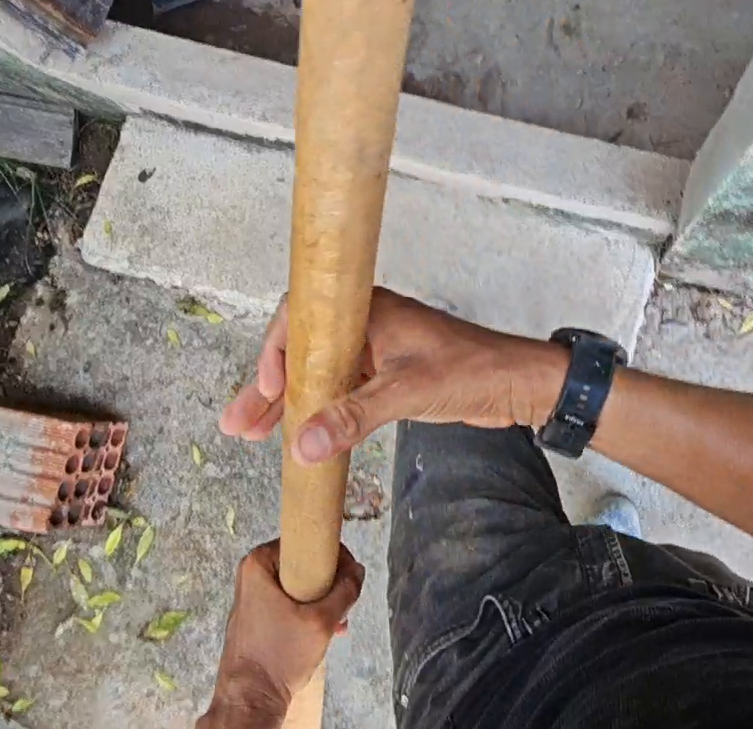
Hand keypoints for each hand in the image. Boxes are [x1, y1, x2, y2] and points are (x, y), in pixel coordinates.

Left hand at [202, 541, 363, 725]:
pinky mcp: (255, 615)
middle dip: (329, 584)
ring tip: (338, 621)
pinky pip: (289, 601)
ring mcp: (252, 595)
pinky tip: (326, 630)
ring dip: (322, 600)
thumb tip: (358, 570)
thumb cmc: (280, 656)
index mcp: (259, 562)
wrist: (249, 701)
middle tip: (342, 603)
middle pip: (304, 564)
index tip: (347, 576)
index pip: (307, 542)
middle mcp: (252, 573)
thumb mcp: (322, 621)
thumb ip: (346, 590)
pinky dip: (308, 612)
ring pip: (299, 584)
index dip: (333, 557)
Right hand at [218, 288, 566, 464]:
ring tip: (251, 434)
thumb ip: (354, 416)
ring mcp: (376, 349)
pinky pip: (340, 388)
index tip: (265, 389)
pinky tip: (298, 433)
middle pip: (303, 349)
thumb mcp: (408, 392)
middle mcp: (367, 324)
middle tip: (237, 423)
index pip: (303, 315)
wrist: (515, 383)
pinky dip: (318, 409)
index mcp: (369, 309)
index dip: (276, 350)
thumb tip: (300, 445)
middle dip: (268, 386)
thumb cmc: (471, 371)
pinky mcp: (386, 373)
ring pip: (319, 372)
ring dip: (288, 401)